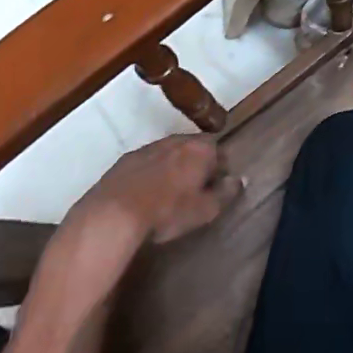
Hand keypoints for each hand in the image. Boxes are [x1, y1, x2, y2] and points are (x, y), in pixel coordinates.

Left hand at [69, 134, 241, 248]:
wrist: (114, 212)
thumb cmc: (167, 211)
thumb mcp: (204, 210)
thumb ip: (225, 193)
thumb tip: (238, 180)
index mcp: (199, 149)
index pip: (220, 152)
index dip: (220, 172)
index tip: (215, 190)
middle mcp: (176, 140)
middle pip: (195, 148)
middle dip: (198, 166)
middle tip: (194, 193)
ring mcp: (149, 146)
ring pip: (171, 153)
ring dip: (174, 168)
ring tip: (170, 194)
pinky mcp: (127, 158)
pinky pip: (149, 161)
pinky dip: (153, 172)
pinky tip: (147, 193)